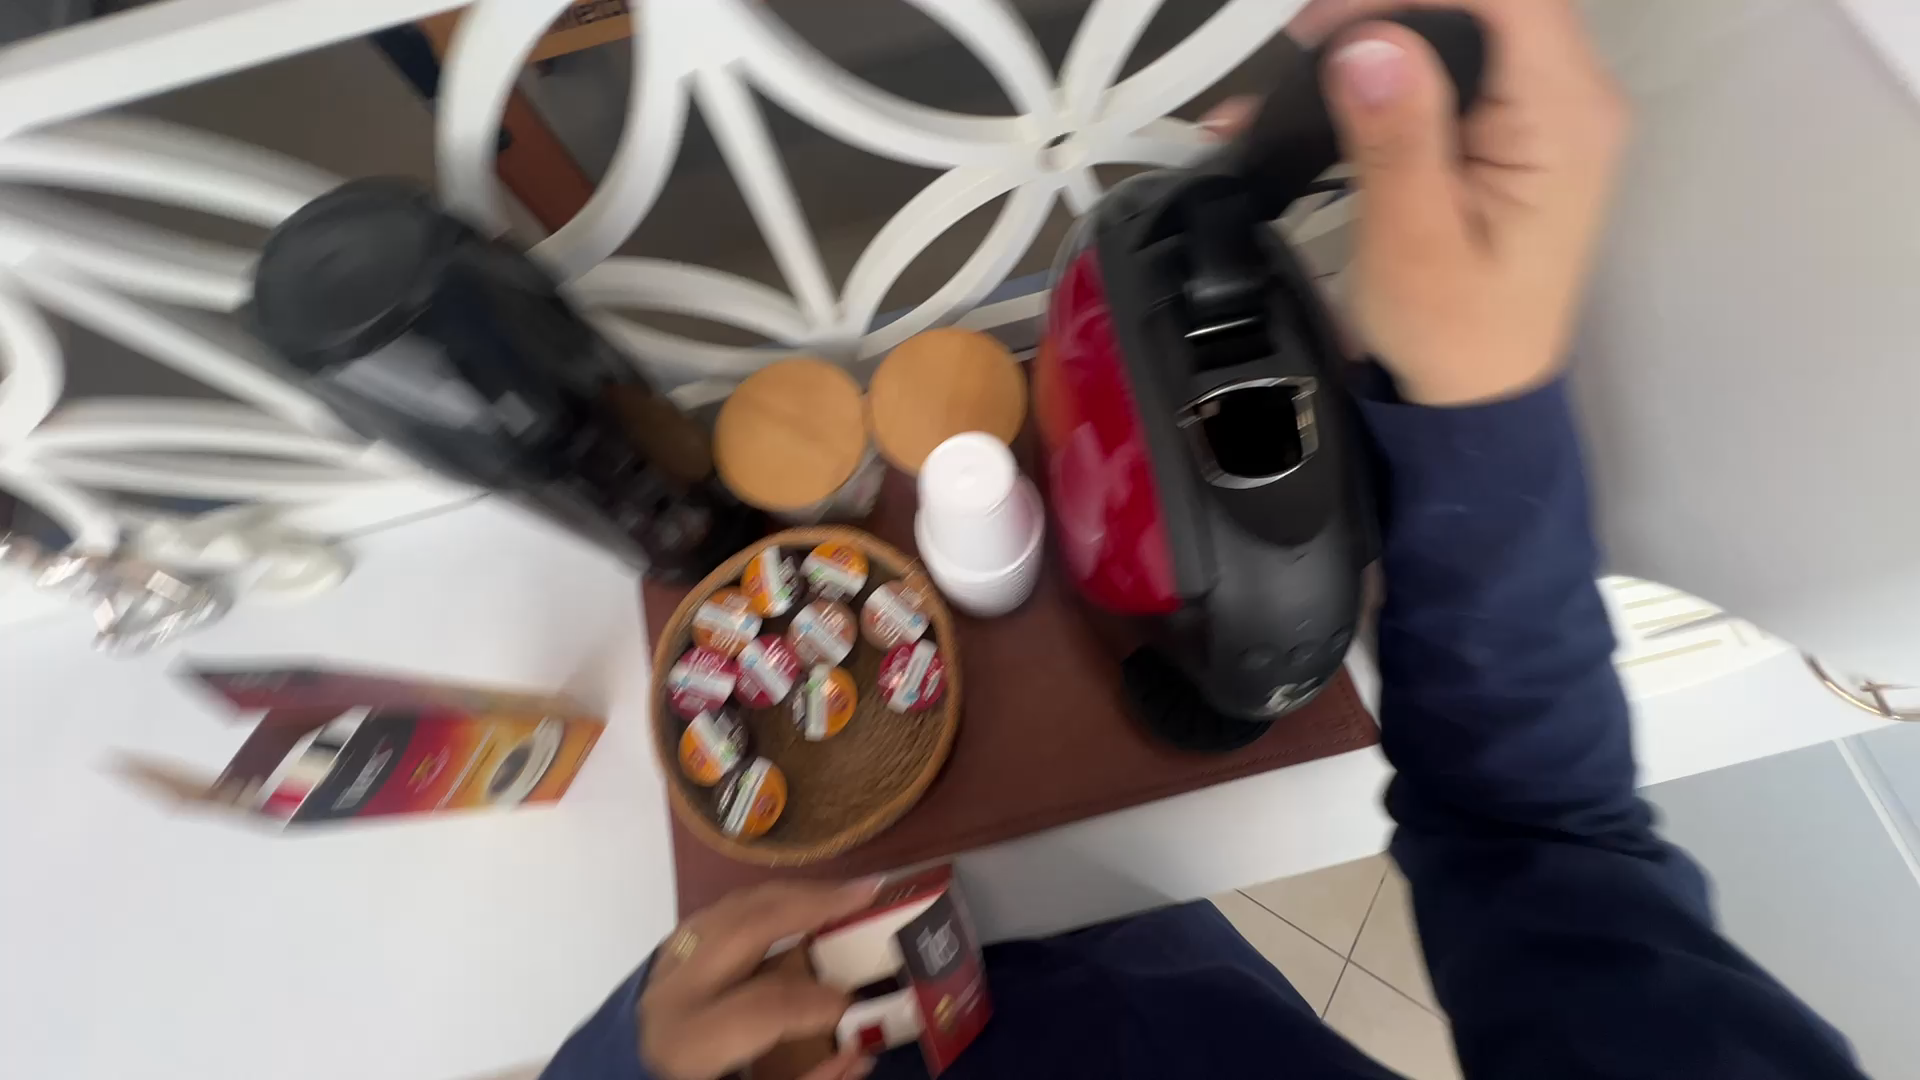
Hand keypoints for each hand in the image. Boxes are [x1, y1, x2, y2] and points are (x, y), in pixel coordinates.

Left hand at [640, 879, 881, 1079]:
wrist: (612, 1079)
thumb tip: (862, 1054)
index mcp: (687, 1039)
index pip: (765, 1005)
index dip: (818, 1001)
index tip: (857, 1004)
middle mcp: (676, 985)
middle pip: (751, 925)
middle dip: (814, 904)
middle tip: (870, 892)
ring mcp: (672, 955)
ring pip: (740, 902)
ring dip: (798, 892)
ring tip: (847, 891)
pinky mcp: (674, 941)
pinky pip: (730, 906)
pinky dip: (773, 898)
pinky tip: (804, 898)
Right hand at [1294, 0, 1629, 404]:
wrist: (1470, 388)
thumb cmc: (1448, 332)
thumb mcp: (1413, 243)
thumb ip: (1397, 141)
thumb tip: (1367, 46)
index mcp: (1563, 119)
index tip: (1319, 28)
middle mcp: (1568, 99)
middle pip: (1482, 6)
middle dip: (1384, 17)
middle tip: (1297, 52)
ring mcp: (1541, 115)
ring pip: (1463, 34)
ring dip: (1381, 47)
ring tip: (1303, 80)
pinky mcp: (1508, 135)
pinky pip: (1453, 75)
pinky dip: (1391, 81)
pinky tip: (1340, 100)